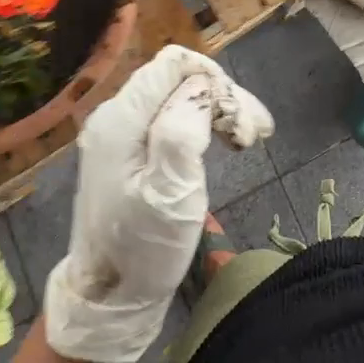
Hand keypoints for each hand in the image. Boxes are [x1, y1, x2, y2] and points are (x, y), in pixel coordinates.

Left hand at [44, 45, 273, 361]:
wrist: (108, 299)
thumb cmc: (143, 247)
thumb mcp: (170, 192)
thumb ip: (183, 129)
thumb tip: (202, 84)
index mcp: (121, 120)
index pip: (173, 63)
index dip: (213, 80)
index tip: (238, 121)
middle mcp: (115, 115)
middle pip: (177, 78)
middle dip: (221, 97)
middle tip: (255, 136)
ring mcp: (118, 132)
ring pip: (177, 96)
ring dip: (216, 110)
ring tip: (247, 140)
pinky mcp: (126, 149)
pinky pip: (168, 117)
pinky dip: (200, 123)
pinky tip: (222, 143)